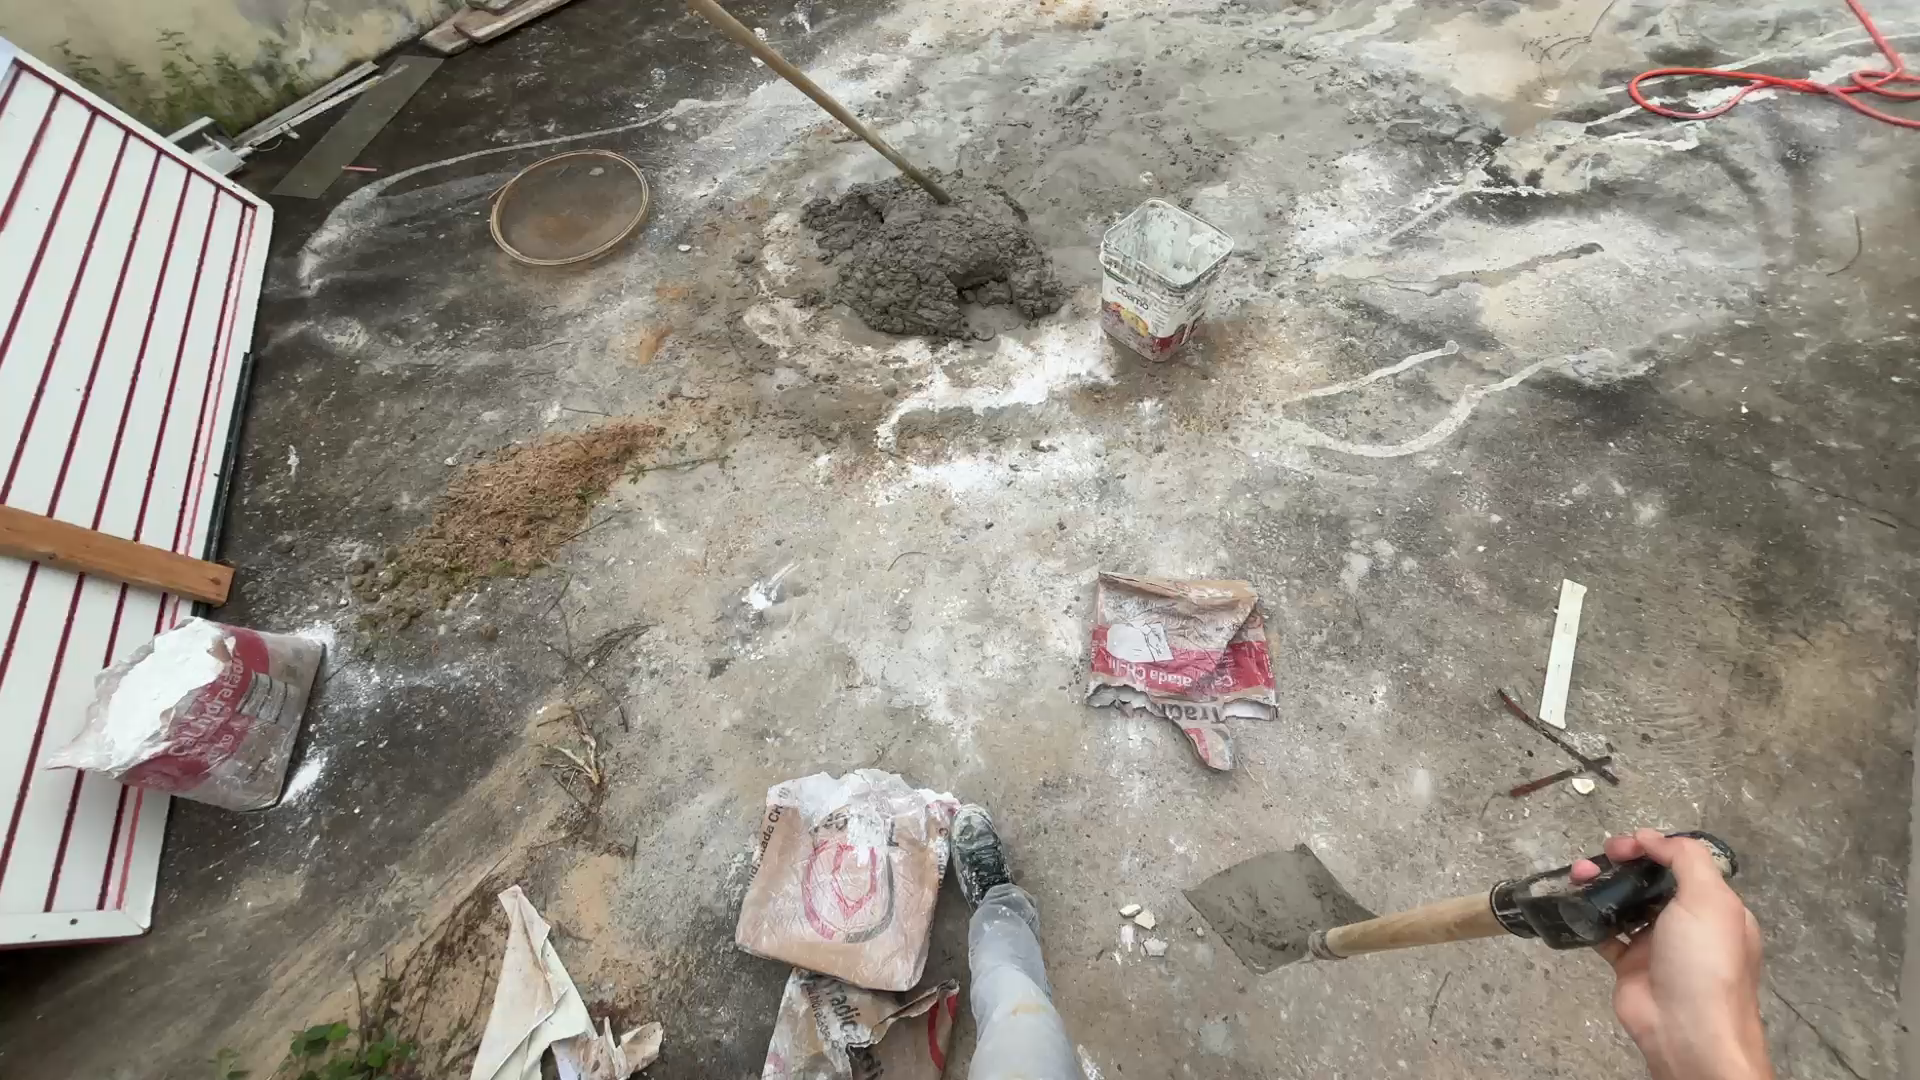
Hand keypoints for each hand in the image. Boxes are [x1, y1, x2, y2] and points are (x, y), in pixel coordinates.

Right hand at [1571, 830, 1771, 1079]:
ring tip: (1578, 875)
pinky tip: (1571, 901)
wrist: (1686, 1028)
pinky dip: (1583, 911)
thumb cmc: (1703, 964)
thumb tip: (1654, 837)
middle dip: (1621, 861)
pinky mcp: (1625, 958)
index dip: (1654, 848)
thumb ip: (1687, 861)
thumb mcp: (1710, 904)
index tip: (1628, 845)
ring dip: (1597, 881)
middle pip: (1648, 879)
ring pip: (1621, 899)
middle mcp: (1687, 924)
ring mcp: (1655, 942)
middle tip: (1602, 857)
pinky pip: (1601, 927)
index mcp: (1715, 911)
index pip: (1682, 866)